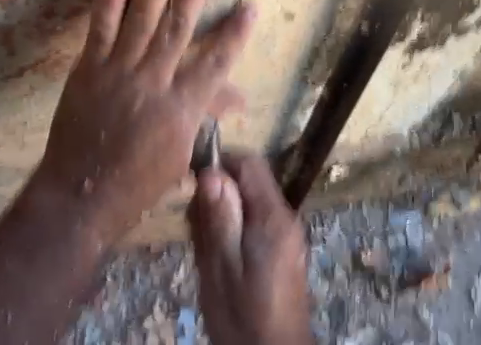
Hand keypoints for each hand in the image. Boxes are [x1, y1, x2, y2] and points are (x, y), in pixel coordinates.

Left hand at [30, 0, 254, 245]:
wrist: (82, 194)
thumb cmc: (138, 181)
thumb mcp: (181, 153)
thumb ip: (206, 115)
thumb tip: (238, 95)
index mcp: (182, 109)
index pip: (216, 63)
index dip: (234, 33)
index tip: (249, 4)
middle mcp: (154, 83)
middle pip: (178, 28)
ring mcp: (119, 73)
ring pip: (142, 20)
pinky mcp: (88, 70)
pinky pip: (100, 30)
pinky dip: (107, 2)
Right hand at [189, 153, 312, 344]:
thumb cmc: (243, 316)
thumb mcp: (222, 267)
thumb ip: (219, 217)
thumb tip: (210, 170)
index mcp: (273, 217)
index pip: (250, 163)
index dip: (220, 163)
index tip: (193, 181)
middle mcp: (286, 218)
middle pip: (250, 181)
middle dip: (218, 191)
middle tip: (193, 220)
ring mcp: (287, 235)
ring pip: (250, 202)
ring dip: (223, 211)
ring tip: (203, 242)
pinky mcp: (284, 251)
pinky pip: (256, 222)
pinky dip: (234, 228)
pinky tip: (218, 255)